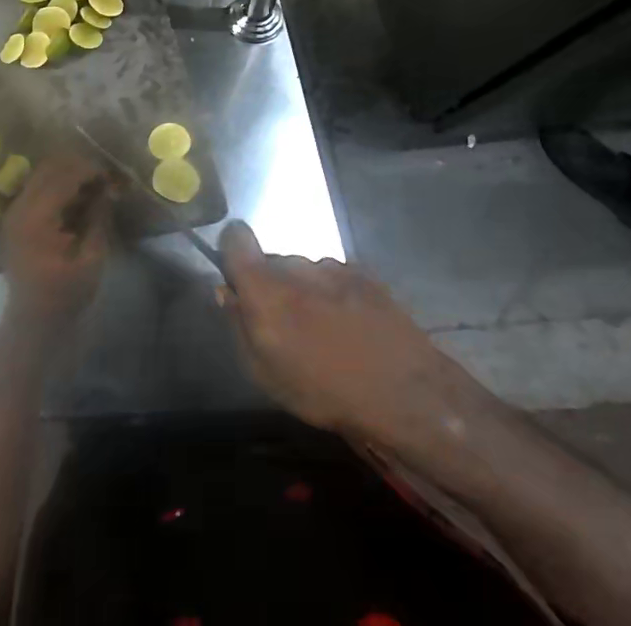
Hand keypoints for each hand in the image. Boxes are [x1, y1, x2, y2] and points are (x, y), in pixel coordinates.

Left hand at [0, 154, 112, 327]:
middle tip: (105, 178)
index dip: (90, 171)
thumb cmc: (65, 295)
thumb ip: (98, 219)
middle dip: (79, 167)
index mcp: (37, 219)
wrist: (32, 320)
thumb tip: (108, 189)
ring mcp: (13, 212)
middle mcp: (19, 209)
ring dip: (67, 174)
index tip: (113, 176)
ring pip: (41, 175)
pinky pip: (36, 189)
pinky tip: (77, 198)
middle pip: (49, 169)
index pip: (64, 177)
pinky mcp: (14, 219)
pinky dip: (57, 186)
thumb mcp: (92, 258)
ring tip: (94, 186)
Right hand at [220, 223, 486, 443]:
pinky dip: (332, 293)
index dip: (231, 249)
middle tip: (283, 324)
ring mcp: (333, 267)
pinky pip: (333, 276)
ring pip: (303, 270)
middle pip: (271, 261)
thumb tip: (228, 292)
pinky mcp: (364, 275)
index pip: (236, 238)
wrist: (403, 393)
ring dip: (303, 290)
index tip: (236, 275)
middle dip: (270, 284)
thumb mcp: (264, 372)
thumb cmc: (323, 390)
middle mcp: (296, 267)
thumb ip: (238, 325)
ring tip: (322, 330)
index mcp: (265, 288)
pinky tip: (349, 326)